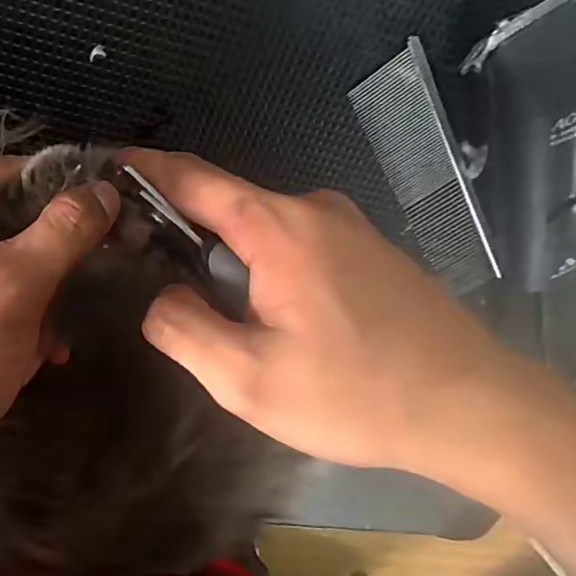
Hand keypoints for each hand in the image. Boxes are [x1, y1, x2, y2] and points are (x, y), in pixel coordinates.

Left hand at [0, 157, 119, 477]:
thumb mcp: (16, 286)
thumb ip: (65, 229)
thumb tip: (106, 189)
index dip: (57, 191)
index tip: (110, 211)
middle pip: (0, 223)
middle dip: (45, 261)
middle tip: (84, 280)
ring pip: (1, 264)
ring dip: (37, 297)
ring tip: (50, 332)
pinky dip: (19, 319)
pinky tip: (40, 351)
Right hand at [127, 148, 553, 477]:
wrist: (471, 406)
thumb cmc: (356, 395)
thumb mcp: (248, 379)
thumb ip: (185, 329)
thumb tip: (162, 297)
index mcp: (278, 227)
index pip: (192, 177)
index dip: (142, 169)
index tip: (103, 170)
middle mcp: (315, 210)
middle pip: (227, 202)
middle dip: (180, 225)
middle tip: (143, 267)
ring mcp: (349, 228)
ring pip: (263, 228)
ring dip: (226, 254)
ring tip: (205, 305)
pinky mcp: (371, 253)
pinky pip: (298, 245)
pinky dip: (264, 264)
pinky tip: (267, 312)